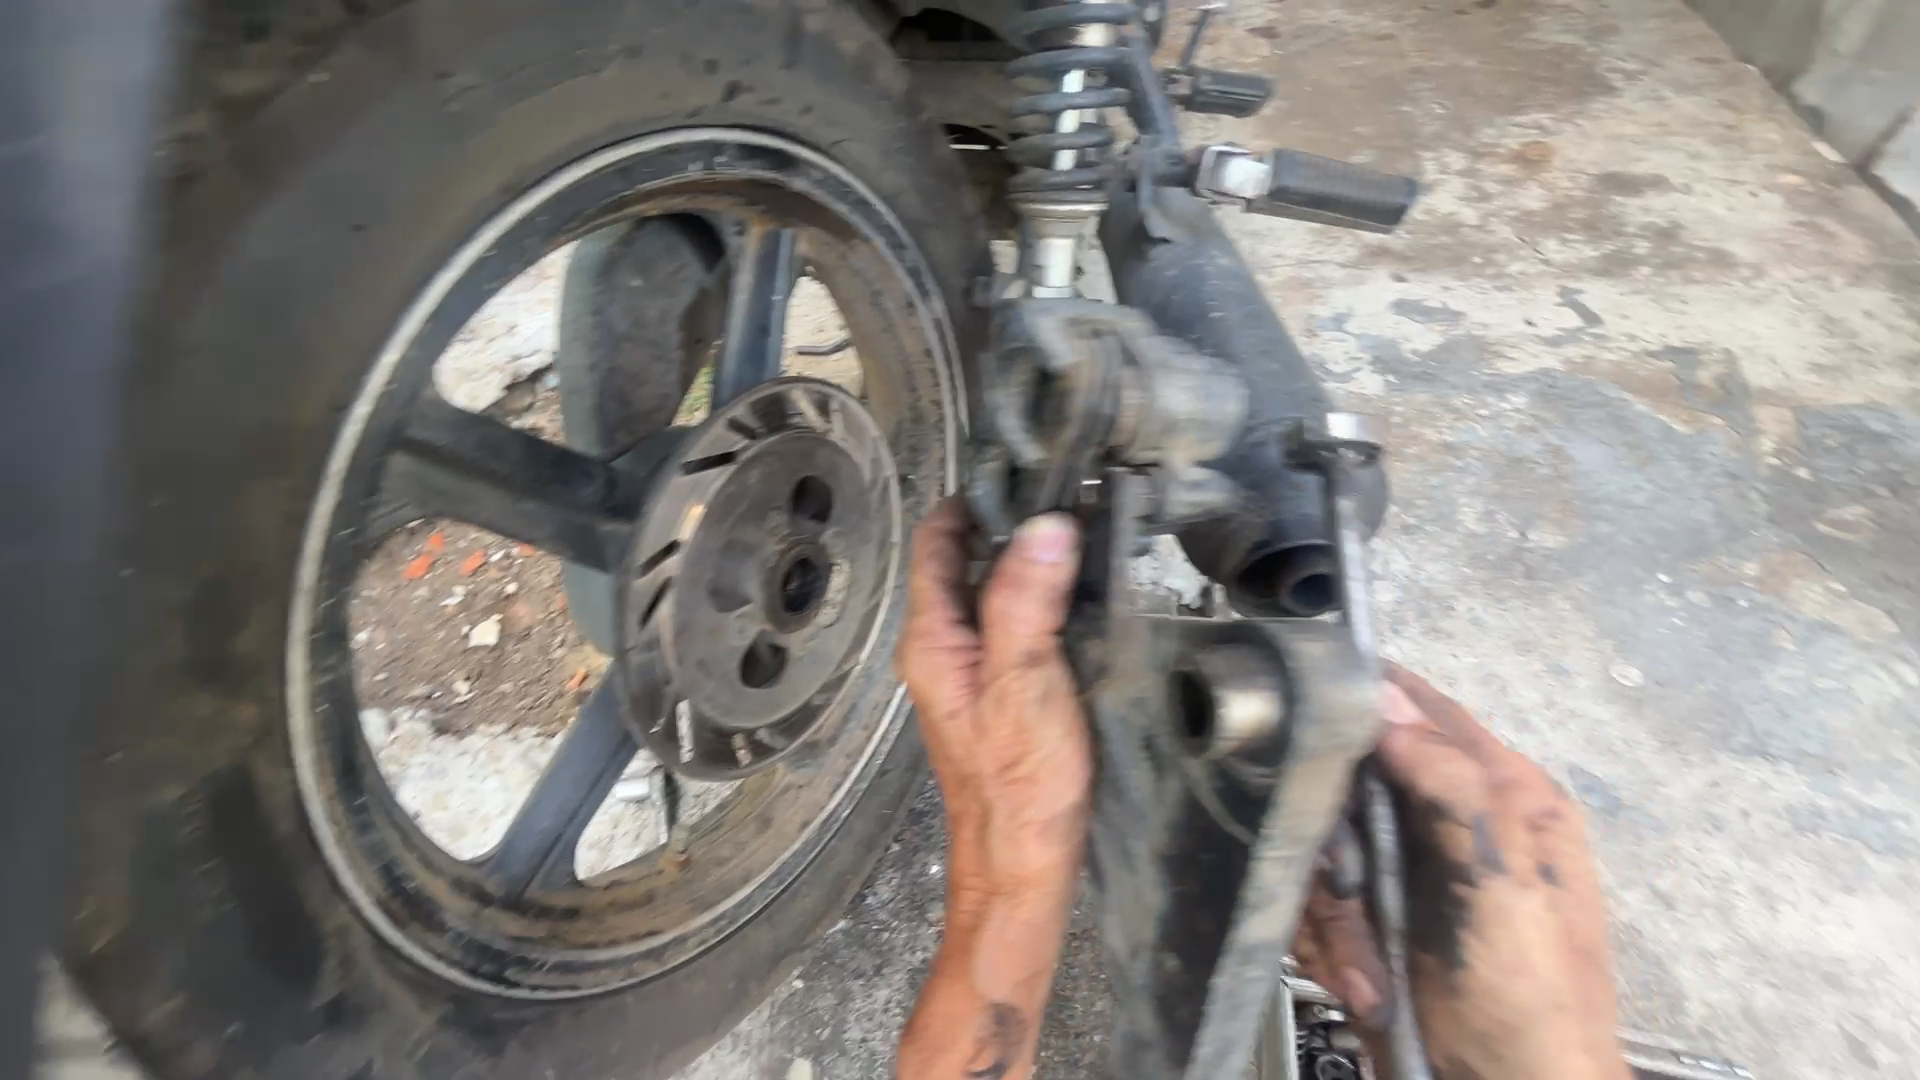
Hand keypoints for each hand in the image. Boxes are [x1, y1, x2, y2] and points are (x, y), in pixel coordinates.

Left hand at [894, 500, 1089, 1079]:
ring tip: (1077, 528)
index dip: (971, 501)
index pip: (936, 542)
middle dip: (1005, 524)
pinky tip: (1076, 589)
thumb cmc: (1019, 777)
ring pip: (989, 591)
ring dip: (1025, 559)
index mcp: (933, 636)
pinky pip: (1010, 621)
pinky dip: (1038, 596)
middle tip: (1061, 493)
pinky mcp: (995, 686)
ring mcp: (967, 667)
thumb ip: (1027, 601)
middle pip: (962, 561)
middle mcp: (941, 645)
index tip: (1019, 470)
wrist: (1021, 856)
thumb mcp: (1025, 680)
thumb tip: (1045, 525)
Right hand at [1294, 665, 1627, 1079]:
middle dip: (1335, 842)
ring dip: (1329, 907)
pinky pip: (1311, 887)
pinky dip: (1322, 934)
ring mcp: (1403, 863)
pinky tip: (1356, 974)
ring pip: (1320, 836)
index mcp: (1500, 793)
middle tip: (1346, 888)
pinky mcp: (1369, 906)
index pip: (1421, 706)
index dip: (1363, 703)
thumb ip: (1452, 784)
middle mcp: (1446, 817)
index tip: (1311, 726)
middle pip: (1349, 777)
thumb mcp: (1503, 886)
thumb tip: (1380, 693)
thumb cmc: (1524, 998)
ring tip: (1362, 962)